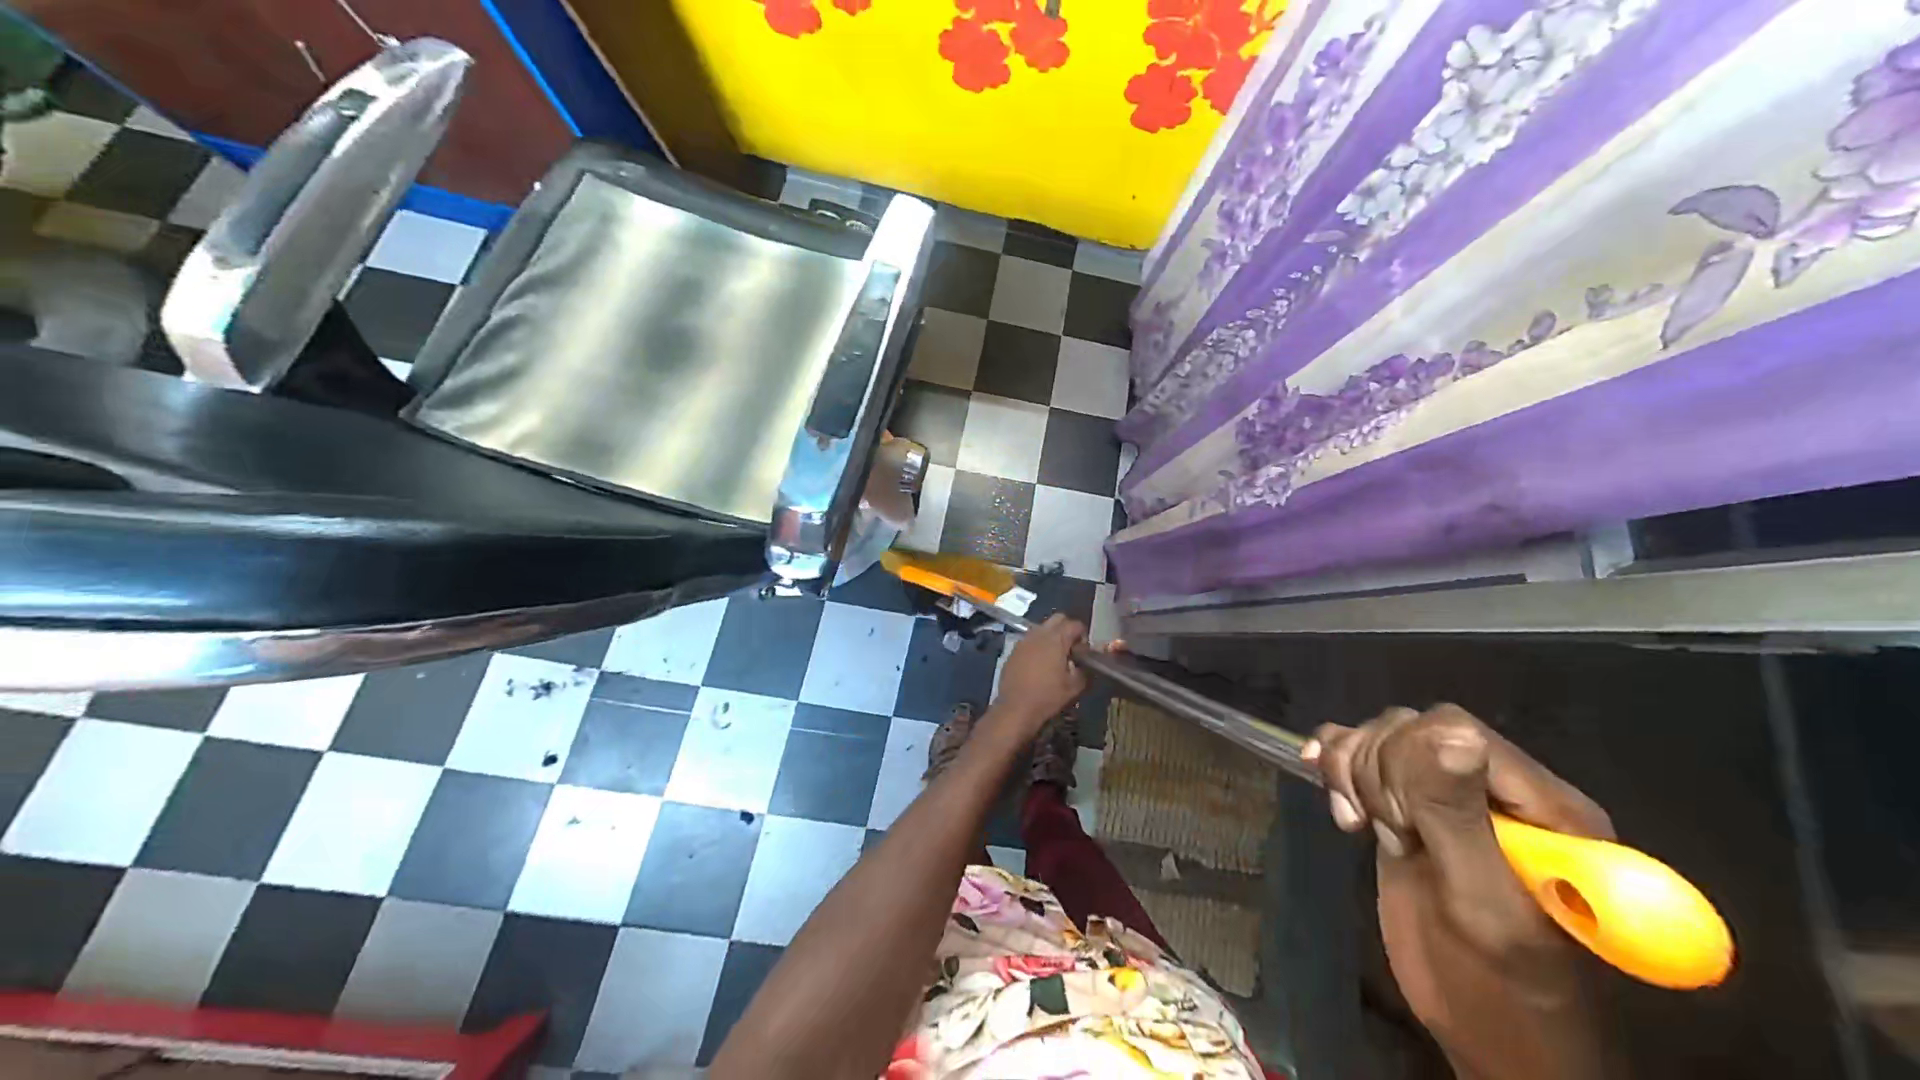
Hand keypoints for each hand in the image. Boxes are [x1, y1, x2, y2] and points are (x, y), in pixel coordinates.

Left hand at [990, 614, 1087, 737]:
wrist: (1016, 708)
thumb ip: (1084, 670)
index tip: (1084, 651)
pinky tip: (1039, 663)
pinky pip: (1030, 640)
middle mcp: (1039, 634)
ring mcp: (1024, 640)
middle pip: (1058, 619)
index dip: (1083, 635)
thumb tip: (1084, 663)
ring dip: (1051, 636)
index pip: (1075, 624)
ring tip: (1055, 656)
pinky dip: (1038, 645)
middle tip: (1071, 649)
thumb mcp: (1074, 687)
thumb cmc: (1048, 696)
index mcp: (1056, 639)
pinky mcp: (1014, 650)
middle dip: (1067, 629)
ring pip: (1042, 628)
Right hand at [1308, 706, 1614, 1079]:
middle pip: (1411, 727)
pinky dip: (1333, 758)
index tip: (1402, 828)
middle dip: (1380, 775)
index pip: (1456, 730)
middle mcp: (1496, 784)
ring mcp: (1448, 792)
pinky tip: (1317, 774)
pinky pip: (1362, 750)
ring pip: (1382, 734)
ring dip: (1354, 773)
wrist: (1485, 1029)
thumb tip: (1449, 730)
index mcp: (1542, 802)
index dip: (1412, 764)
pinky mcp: (1408, 804)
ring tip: (1363, 827)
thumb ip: (1459, 815)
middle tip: (1390, 838)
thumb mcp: (1480, 902)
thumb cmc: (1498, 981)